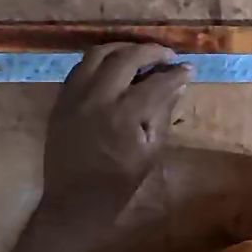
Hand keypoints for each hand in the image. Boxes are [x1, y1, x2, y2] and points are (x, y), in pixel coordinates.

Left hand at [40, 43, 191, 233]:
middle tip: (168, 56)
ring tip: (140, 54)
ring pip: (98, 54)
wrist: (73, 203)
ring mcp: (74, 97)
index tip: (189, 68)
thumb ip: (164, 112)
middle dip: (151, 51)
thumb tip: (179, 82)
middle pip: (126, 57)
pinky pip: (80, 67)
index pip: (157, 81)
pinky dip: (101, 61)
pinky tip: (115, 67)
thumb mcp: (151, 150)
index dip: (176, 72)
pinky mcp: (61, 100)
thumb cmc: (119, 181)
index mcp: (123, 114)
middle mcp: (97, 98)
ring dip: (123, 49)